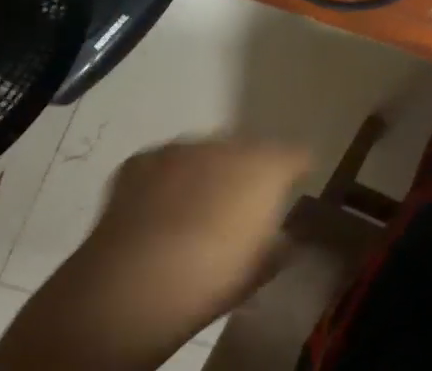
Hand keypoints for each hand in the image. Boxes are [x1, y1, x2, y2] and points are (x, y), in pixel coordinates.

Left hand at [73, 138, 311, 320]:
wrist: (131, 286)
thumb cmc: (211, 279)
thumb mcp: (261, 270)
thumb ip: (281, 244)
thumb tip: (282, 236)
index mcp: (270, 167)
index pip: (300, 156)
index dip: (296, 175)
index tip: (288, 195)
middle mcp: (231, 146)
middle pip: (250, 150)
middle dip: (246, 173)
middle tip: (235, 211)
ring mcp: (183, 149)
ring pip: (206, 153)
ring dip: (206, 173)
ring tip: (190, 212)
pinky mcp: (141, 160)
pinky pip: (164, 164)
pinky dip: (165, 181)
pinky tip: (155, 212)